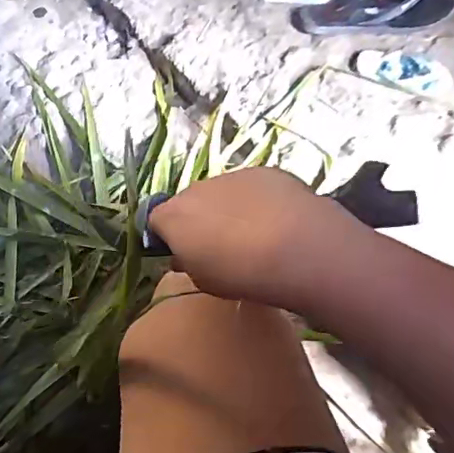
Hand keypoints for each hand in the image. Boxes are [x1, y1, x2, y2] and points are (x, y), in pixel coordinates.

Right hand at [147, 167, 365, 310]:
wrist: (299, 249)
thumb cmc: (241, 273)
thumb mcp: (204, 281)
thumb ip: (188, 264)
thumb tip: (185, 256)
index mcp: (172, 216)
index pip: (154, 220)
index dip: (165, 236)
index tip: (180, 253)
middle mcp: (196, 189)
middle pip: (188, 202)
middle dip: (197, 220)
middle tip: (218, 246)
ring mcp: (232, 176)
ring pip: (221, 192)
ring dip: (228, 209)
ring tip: (252, 236)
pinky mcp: (265, 171)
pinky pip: (252, 187)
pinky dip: (257, 201)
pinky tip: (276, 222)